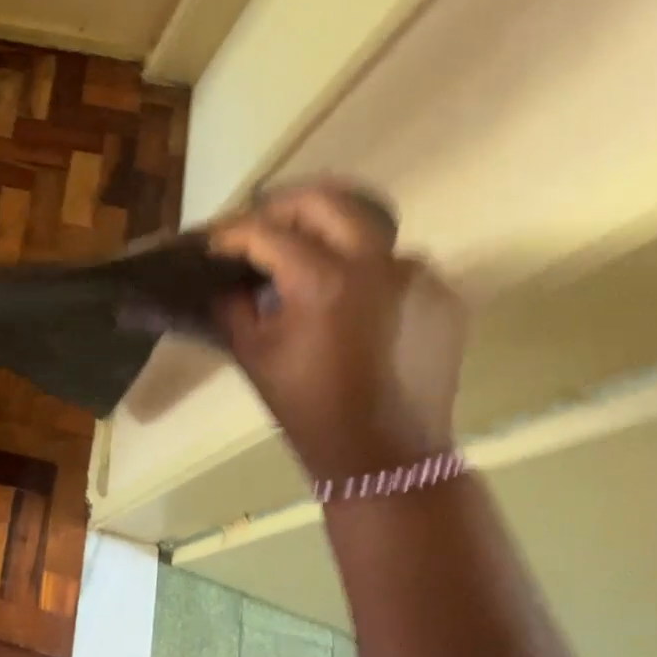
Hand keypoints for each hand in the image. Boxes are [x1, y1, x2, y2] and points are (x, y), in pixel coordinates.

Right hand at [210, 182, 467, 477]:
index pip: (266, 232)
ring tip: (303, 270)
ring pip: (365, 234)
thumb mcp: (251, 350)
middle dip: (284, 209)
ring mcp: (420, 276)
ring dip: (328, 241)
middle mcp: (380, 263)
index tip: (213, 244)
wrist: (385, 454)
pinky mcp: (443, 295)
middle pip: (327, 203)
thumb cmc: (305, 404)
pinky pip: (393, 268)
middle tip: (257, 231)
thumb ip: (235, 302)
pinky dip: (362, 273)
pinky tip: (343, 304)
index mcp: (325, 279)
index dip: (232, 234)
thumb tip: (230, 277)